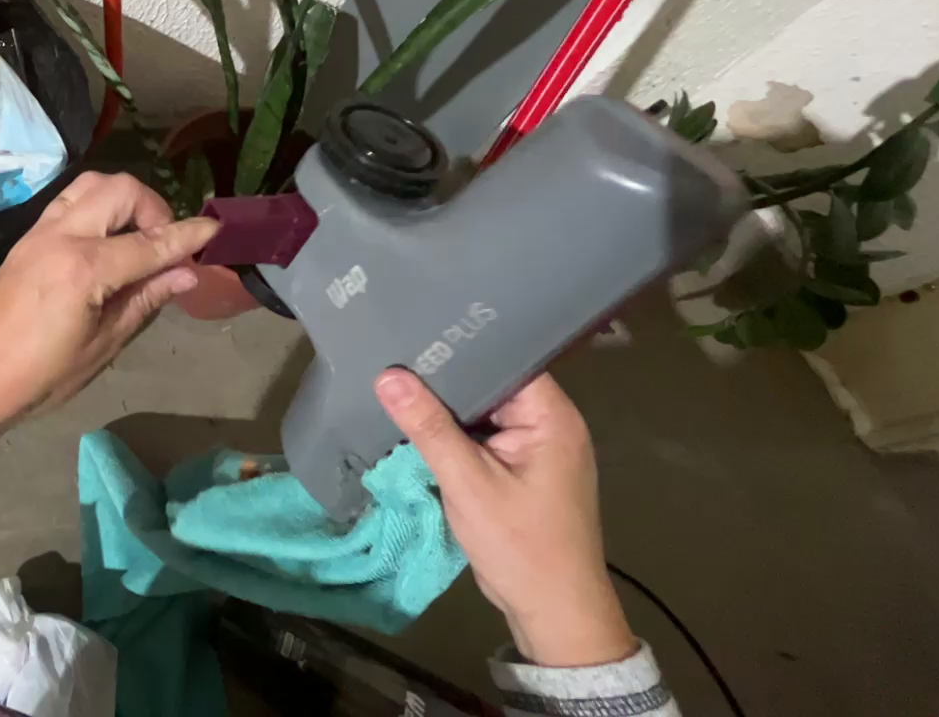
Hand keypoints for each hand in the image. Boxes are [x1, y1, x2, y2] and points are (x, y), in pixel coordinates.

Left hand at [0, 172, 219, 437]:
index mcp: (83, 269)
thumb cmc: (42, 375)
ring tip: (137, 237)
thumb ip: (145, 300)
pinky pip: (70, 201)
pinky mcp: (27, 237)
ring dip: (123, 200)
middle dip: (154, 207)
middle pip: (120, 190)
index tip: (216, 230)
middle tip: (164, 244)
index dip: (187, 236)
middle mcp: (61, 236)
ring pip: (91, 185)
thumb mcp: (103, 346)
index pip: (149, 243)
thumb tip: (186, 273)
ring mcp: (39, 232)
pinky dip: (97, 206)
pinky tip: (107, 240)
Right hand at [375, 369, 634, 667]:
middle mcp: (546, 423)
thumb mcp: (468, 481)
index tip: (416, 325)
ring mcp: (530, 446)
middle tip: (393, 347)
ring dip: (441, 400)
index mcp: (551, 417)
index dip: (462, 341)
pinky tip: (411, 414)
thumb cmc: (521, 544)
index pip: (505, 358)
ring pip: (478, 406)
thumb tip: (387, 376)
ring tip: (393, 372)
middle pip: (488, 380)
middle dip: (442, 371)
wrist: (551, 613)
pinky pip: (476, 431)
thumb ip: (428, 426)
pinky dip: (447, 426)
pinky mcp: (514, 465)